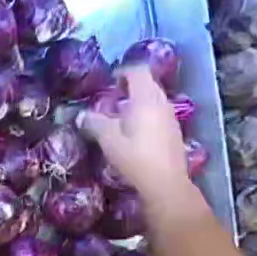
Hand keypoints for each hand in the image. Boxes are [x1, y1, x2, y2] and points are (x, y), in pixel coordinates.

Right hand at [79, 65, 191, 203]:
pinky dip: (148, 115)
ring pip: (155, 99)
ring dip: (140, 101)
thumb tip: (80, 115)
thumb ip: (94, 123)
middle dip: (132, 86)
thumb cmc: (135, 158)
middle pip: (148, 84)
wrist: (166, 184)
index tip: (111, 81)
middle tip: (115, 97)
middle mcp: (162, 103)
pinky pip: (160, 113)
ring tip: (123, 116)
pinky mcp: (175, 132)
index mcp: (145, 99)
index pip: (138, 71)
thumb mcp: (109, 140)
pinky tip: (137, 132)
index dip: (124, 72)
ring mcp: (171, 118)